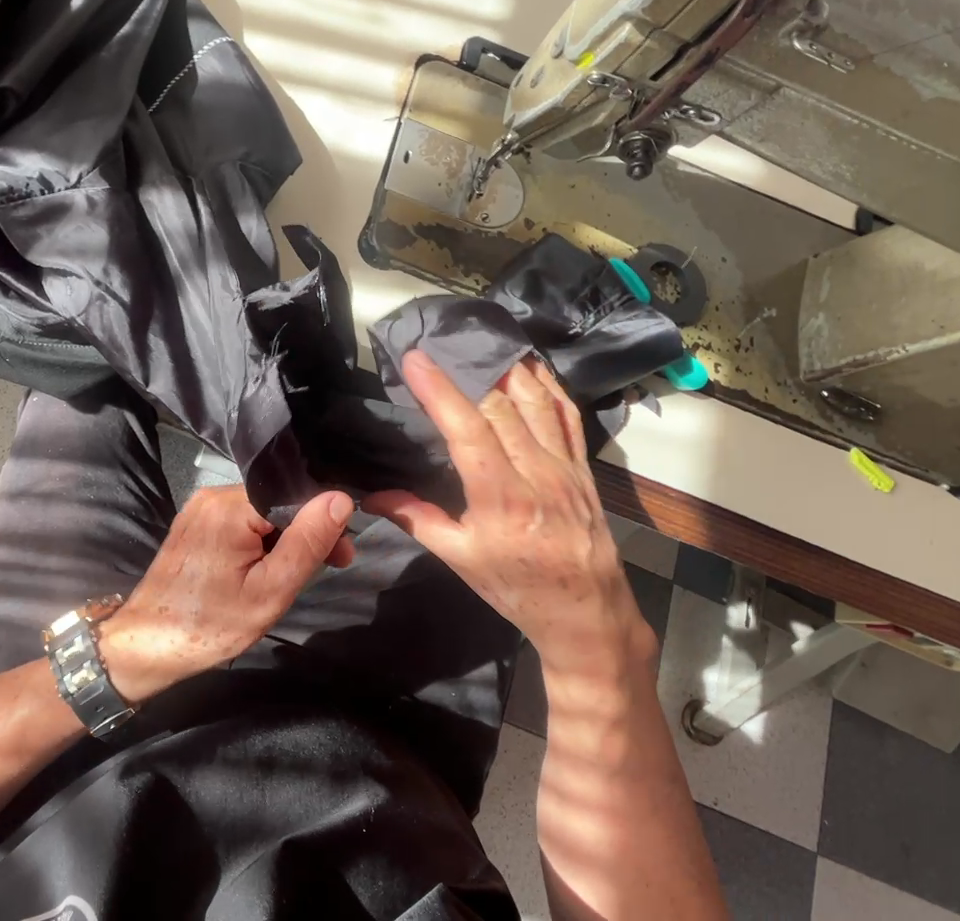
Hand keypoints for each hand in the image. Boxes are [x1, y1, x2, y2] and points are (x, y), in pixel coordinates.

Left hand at [97, 486, 354, 702]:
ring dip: (284, 539)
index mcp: (230, 506)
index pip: (294, 493)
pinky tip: (267, 569)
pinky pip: (241, 521)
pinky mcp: (195, 523)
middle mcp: (214, 495)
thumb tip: (340, 498)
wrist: (148, 644)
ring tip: (295, 574)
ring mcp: (201, 508)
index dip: (324, 520)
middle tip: (331, 566)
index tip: (342, 553)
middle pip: (278, 501)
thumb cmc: (211, 624)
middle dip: (306, 531)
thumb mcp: (270, 590)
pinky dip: (261, 541)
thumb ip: (307, 542)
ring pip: (261, 512)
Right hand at [364, 352, 651, 670]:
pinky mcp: (584, 468)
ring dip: (509, 369)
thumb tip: (372, 496)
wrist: (587, 615)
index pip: (467, 429)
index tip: (416, 359)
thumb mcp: (460, 560)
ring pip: (538, 403)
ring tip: (483, 343)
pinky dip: (548, 387)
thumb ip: (417, 520)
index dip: (440, 390)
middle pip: (502, 407)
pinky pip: (567, 416)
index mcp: (501, 499)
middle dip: (467, 371)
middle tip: (441, 345)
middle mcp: (537, 474)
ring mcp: (566, 468)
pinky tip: (532, 368)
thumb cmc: (516, 588)